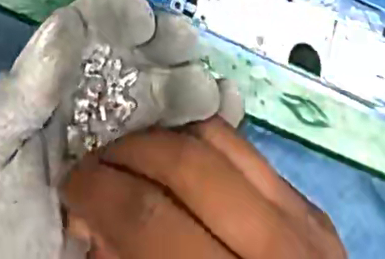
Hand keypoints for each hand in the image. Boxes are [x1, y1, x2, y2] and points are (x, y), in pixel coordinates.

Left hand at [0, 0, 242, 258]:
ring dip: (190, 85)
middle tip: (188, 48)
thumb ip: (23, 88)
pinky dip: (208, 126)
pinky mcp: (145, 186)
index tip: (143, 18)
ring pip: (161, 101)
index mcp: (45, 93)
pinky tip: (229, 112)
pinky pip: (180, 146)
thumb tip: (68, 23)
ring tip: (213, 93)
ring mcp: (118, 149)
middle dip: (160, 48)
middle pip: (129, 63)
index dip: (112, 18)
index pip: (83, 38)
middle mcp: (85, 110)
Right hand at [63, 119, 345, 258]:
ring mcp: (302, 223)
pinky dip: (203, 141)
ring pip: (219, 140)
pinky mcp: (313, 209)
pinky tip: (176, 152)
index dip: (100, 192)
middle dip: (127, 152)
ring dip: (163, 136)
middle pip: (186, 164)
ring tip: (130, 149)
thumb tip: (92, 220)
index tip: (71, 185)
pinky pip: (248, 149)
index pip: (151, 218)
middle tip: (94, 162)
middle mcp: (273, 249)